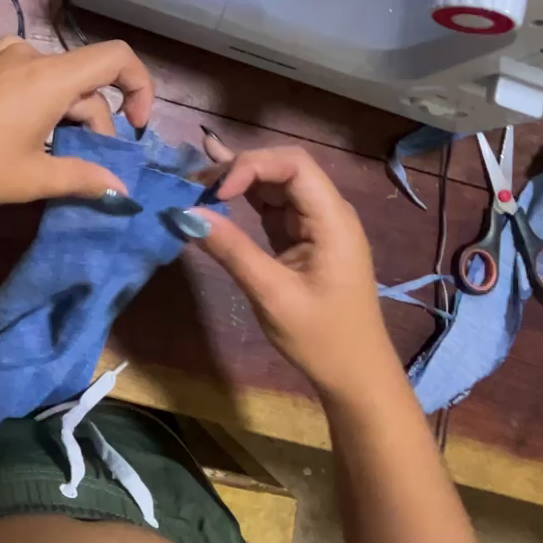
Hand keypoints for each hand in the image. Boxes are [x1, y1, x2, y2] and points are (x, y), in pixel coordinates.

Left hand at [0, 36, 155, 213]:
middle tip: (86, 170)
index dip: (140, 86)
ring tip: (51, 155)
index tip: (136, 127)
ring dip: (66, 114)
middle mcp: (28, 57)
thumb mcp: (30, 179)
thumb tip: (120, 187)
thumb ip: (82, 178)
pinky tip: (24, 129)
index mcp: (50, 77)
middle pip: (84, 81)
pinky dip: (39, 100)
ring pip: (54, 82)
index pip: (117, 57)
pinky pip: (25, 77)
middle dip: (96, 123)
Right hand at [183, 139, 389, 397]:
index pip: (293, 165)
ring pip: (274, 183)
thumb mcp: (271, 295)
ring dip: (238, 181)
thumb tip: (186, 214)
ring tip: (198, 186)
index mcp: (332, 220)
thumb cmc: (321, 338)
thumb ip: (231, 250)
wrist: (355, 376)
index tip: (217, 194)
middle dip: (240, 168)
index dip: (251, 166)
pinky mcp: (302, 236)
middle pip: (283, 167)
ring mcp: (315, 223)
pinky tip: (217, 194)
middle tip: (197, 184)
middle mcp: (327, 212)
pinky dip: (244, 199)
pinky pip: (272, 205)